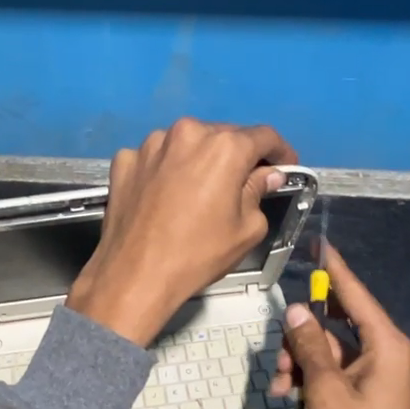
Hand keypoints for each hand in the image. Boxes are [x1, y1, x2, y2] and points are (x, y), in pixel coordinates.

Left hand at [67, 118, 296, 345]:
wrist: (134, 275)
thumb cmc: (197, 254)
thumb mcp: (246, 229)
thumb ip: (259, 192)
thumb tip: (265, 175)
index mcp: (224, 147)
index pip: (263, 136)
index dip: (280, 151)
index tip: (284, 165)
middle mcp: (187, 133)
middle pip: (222, 136)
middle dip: (237, 155)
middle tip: (243, 181)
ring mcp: (150, 144)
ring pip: (186, 144)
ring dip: (198, 159)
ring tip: (199, 190)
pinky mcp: (125, 160)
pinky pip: (155, 158)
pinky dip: (165, 169)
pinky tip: (165, 195)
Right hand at [277, 245, 409, 408]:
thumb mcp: (326, 389)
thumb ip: (310, 345)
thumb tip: (299, 309)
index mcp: (388, 346)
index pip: (356, 295)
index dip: (335, 268)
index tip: (319, 243)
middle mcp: (388, 356)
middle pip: (336, 326)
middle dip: (302, 339)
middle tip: (279, 361)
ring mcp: (379, 380)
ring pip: (330, 353)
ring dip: (301, 364)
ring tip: (280, 389)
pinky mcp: (368, 401)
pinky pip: (335, 376)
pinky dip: (312, 382)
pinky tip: (290, 399)